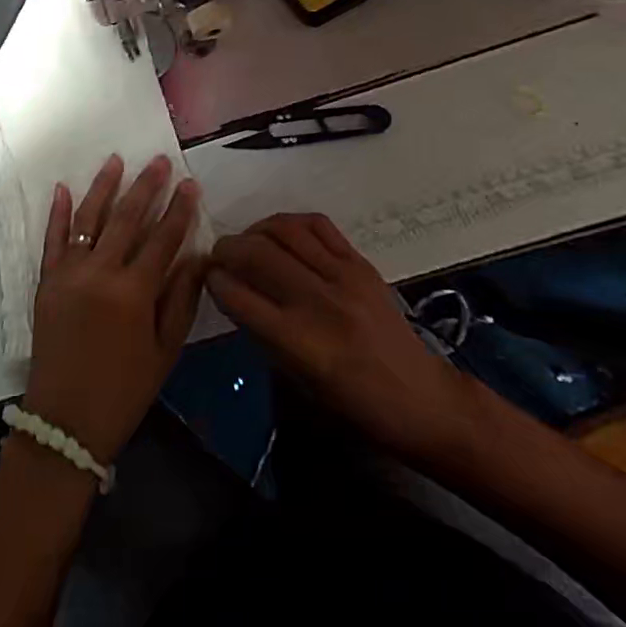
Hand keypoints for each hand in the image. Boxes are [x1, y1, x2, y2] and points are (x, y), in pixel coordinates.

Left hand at [23, 154, 204, 466]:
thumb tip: (197, 256)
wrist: (66, 421)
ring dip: (103, 187)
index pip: (164, 238)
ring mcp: (68, 275)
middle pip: (127, 219)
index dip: (180, 210)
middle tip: (159, 161)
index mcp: (134, 292)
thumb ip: (182, 298)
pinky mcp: (46, 283)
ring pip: (89, 220)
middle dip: (146, 187)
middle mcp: (100, 274)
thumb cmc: (125, 389)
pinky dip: (58, 214)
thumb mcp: (166, 350)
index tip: (190, 183)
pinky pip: (52, 241)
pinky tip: (64, 188)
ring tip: (116, 160)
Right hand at [208, 213, 462, 454]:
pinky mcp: (362, 263)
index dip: (214, 281)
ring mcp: (344, 277)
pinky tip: (282, 234)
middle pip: (258, 254)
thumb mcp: (296, 379)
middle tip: (219, 255)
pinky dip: (291, 223)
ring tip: (248, 241)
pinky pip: (319, 226)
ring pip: (285, 230)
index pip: (239, 296)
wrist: (418, 395)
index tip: (207, 277)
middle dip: (227, 249)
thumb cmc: (352, 403)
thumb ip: (262, 334)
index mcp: (300, 342)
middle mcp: (319, 302)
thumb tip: (233, 293)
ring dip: (255, 230)